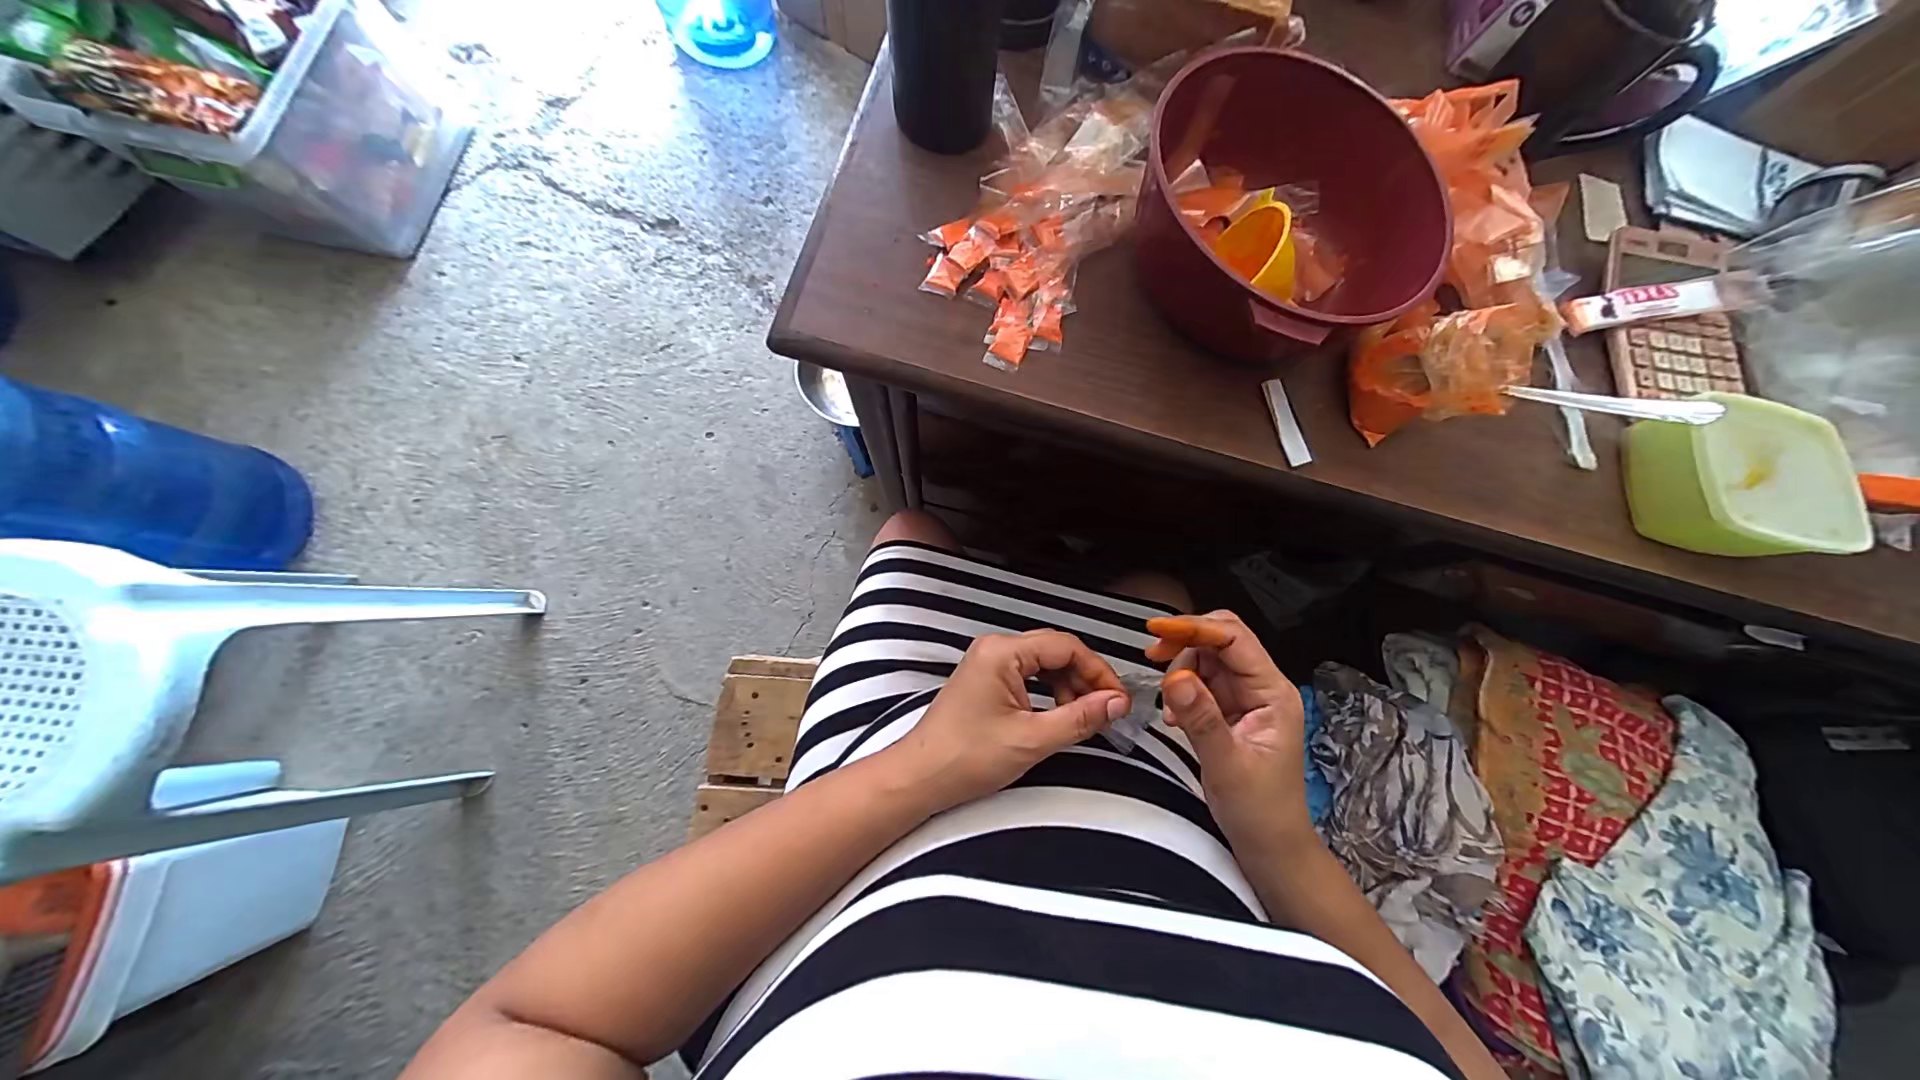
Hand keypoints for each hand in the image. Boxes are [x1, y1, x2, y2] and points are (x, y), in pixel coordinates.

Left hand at [882, 630, 1129, 814]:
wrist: (921, 778)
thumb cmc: (965, 757)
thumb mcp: (1032, 740)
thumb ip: (1079, 718)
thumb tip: (1116, 703)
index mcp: (1001, 652)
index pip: (1066, 646)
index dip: (1098, 671)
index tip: (1118, 700)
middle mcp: (994, 650)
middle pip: (1056, 652)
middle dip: (1085, 680)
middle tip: (1108, 710)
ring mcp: (988, 664)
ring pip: (1044, 665)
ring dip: (1069, 688)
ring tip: (1084, 718)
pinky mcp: (986, 681)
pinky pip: (1028, 677)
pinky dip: (1050, 694)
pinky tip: (1060, 716)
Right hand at [1146, 612, 1313, 848]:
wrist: (1269, 844)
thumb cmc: (1261, 812)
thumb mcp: (1227, 765)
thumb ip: (1201, 718)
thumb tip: (1176, 678)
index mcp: (1273, 694)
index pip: (1234, 639)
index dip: (1195, 628)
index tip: (1159, 630)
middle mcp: (1261, 689)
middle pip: (1219, 640)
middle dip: (1184, 642)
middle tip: (1153, 655)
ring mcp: (1245, 698)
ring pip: (1206, 658)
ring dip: (1179, 669)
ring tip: (1168, 702)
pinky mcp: (1228, 710)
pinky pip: (1199, 681)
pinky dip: (1180, 688)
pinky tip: (1173, 715)